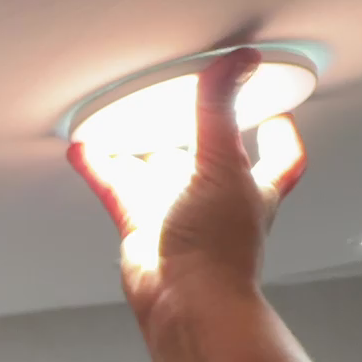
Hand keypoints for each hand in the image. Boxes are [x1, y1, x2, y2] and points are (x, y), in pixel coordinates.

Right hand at [67, 48, 308, 332]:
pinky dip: (98, 166)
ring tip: (119, 116)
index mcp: (251, 184)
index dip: (278, 134)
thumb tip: (237, 62)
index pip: (278, 156)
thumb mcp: (223, 164)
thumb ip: (221, 110)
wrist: (182, 299)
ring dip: (136, 144)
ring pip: (153, 168)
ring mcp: (173, 211)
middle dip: (191, 128)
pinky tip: (83, 148)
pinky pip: (115, 186)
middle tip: (178, 96)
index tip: (272, 112)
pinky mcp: (139, 224)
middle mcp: (213, 196)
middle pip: (203, 154)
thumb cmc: (218, 250)